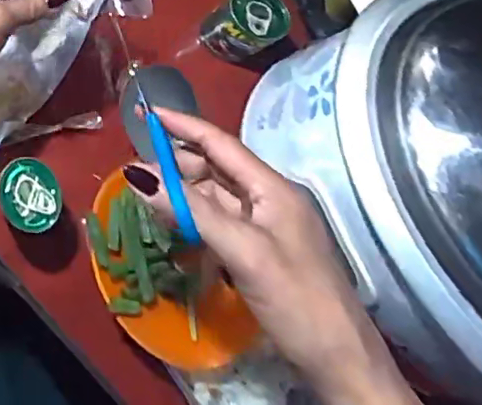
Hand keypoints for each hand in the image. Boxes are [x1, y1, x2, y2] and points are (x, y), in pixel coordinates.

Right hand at [125, 110, 416, 404]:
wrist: (345, 370)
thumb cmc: (299, 302)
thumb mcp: (242, 251)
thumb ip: (190, 209)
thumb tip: (136, 174)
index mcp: (273, 189)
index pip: (219, 143)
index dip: (181, 124)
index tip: (145, 112)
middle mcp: (269, 199)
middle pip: (212, 166)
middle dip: (174, 164)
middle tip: (137, 173)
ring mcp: (265, 225)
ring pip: (211, 193)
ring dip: (179, 191)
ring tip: (149, 199)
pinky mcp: (259, 249)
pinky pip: (216, 218)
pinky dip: (190, 215)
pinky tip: (172, 222)